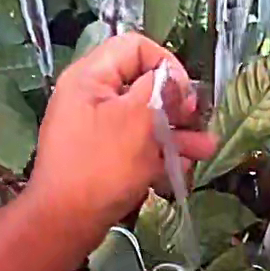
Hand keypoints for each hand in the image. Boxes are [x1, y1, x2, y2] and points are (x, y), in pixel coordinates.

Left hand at [29, 33, 215, 228]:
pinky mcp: (101, 161)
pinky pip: (135, 149)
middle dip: (177, 105)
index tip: (184, 92)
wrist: (65, 223)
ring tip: (205, 150)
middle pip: (143, 87)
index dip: (166, 63)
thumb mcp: (138, 120)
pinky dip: (158, 156)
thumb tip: (174, 81)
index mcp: (90, 78)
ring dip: (177, 135)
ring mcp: (95, 133)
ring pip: (143, 123)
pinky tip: (183, 170)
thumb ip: (161, 91)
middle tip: (197, 120)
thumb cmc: (101, 166)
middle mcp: (90, 100)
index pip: (134, 47)